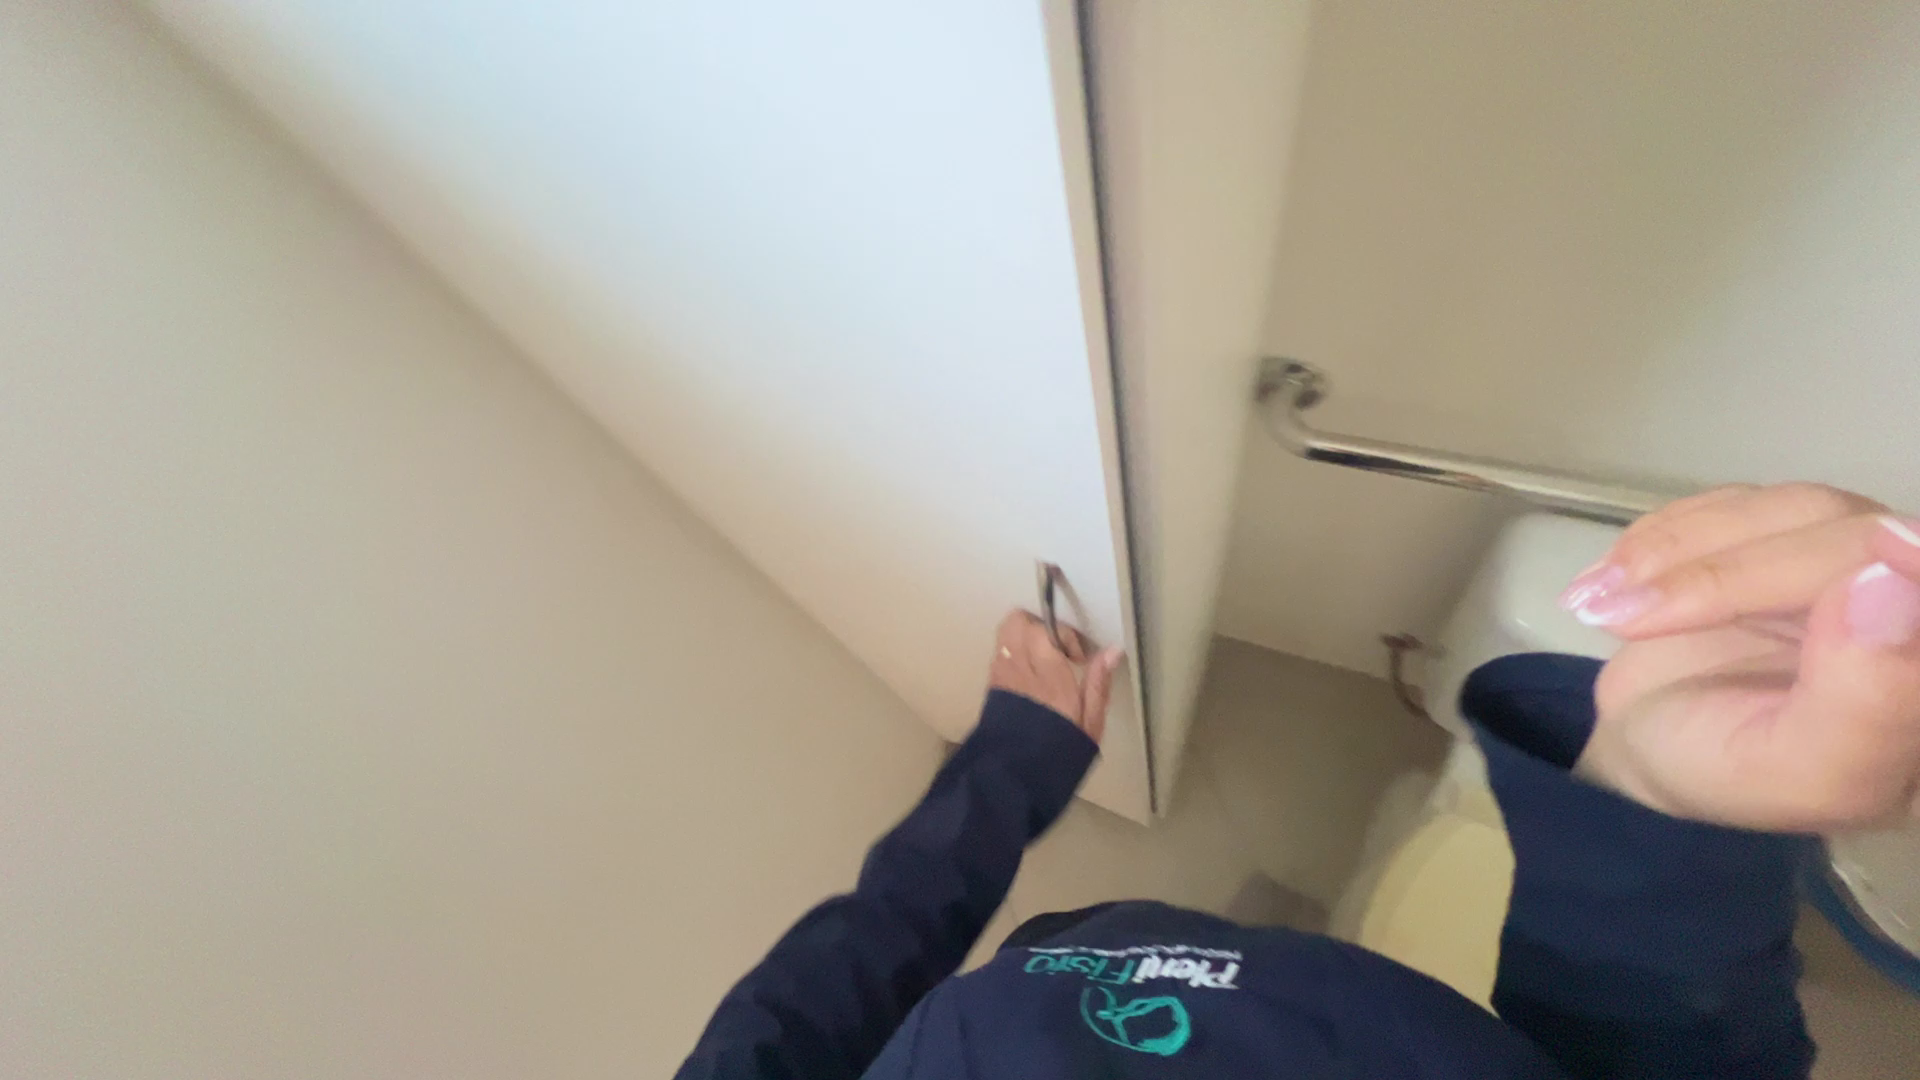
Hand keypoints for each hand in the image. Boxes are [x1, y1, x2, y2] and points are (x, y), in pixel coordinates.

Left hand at [987, 610, 1124, 742]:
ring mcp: (1001, 673)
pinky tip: (1028, 677)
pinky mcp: (990, 685)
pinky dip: (1013, 653)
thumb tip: (1113, 650)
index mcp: (1047, 672)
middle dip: (1038, 625)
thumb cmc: (1060, 747)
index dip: (1063, 633)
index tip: (1076, 657)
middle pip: (1017, 621)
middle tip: (1055, 647)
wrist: (1017, 775)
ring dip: (1023, 637)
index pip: (1044, 628)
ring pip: (1005, 634)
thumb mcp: (1090, 721)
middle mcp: (1019, 665)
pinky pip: (999, 653)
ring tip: (1041, 660)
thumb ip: (1098, 682)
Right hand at [1560, 483, 1919, 830]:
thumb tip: (1890, 587)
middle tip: (1615, 620)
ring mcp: (1838, 560)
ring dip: (1668, 552)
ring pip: (1779, 509)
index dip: (1916, 558)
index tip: (1878, 545)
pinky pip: (1724, 504)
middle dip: (1714, 577)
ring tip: (1595, 606)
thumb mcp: (1801, 772)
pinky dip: (1651, 538)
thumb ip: (1867, 700)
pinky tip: (1610, 583)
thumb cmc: (1725, 774)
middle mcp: (1908, 599)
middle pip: (1842, 537)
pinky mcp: (1768, 538)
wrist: (1646, 744)